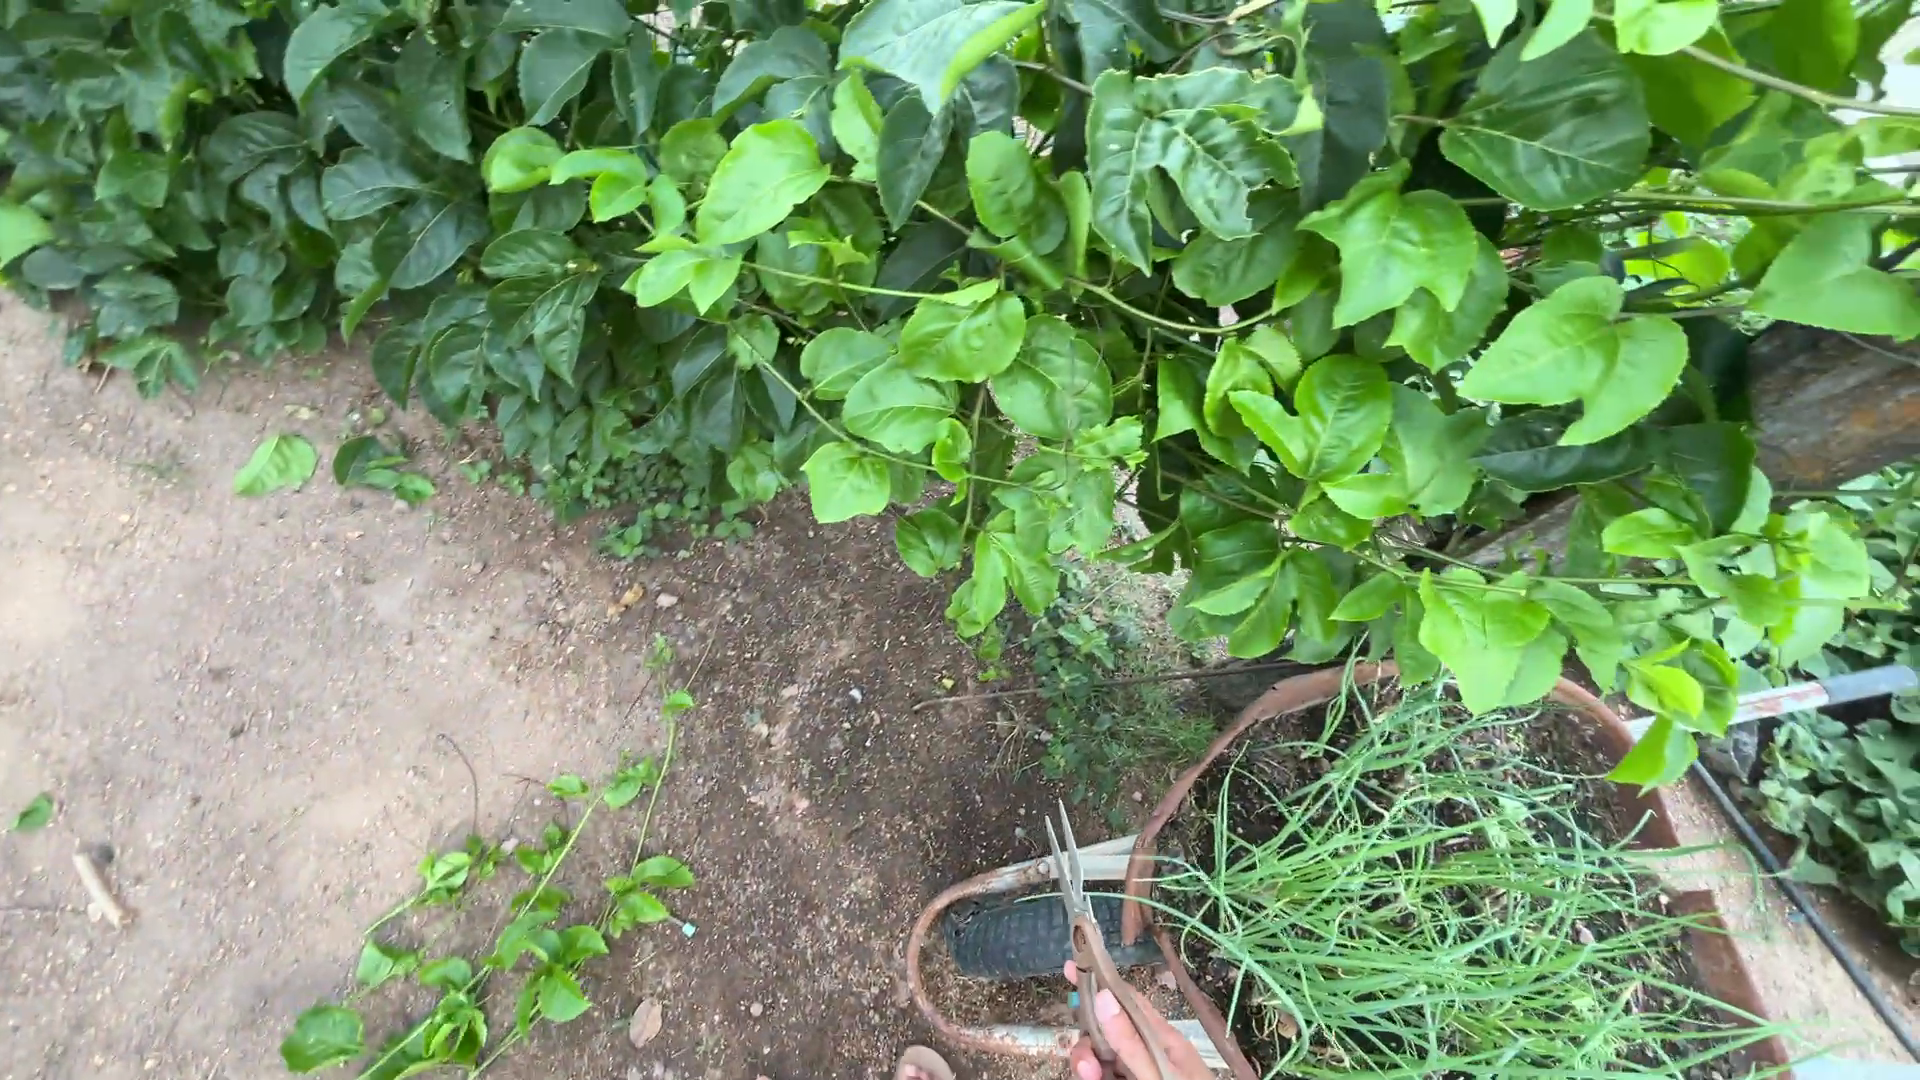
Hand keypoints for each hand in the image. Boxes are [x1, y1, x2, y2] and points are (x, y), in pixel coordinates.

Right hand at [1063, 963, 1211, 1079]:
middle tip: (1086, 1067)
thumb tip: (1102, 995)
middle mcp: (1148, 1054)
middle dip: (1088, 1043)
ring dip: (1086, 1065)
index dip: (1099, 981)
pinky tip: (1089, 1079)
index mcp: (1164, 1040)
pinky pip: (1103, 1077)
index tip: (1071, 968)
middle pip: (1106, 1032)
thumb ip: (1131, 1043)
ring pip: (1099, 1059)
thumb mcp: (1160, 1077)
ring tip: (1088, 1077)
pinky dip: (1091, 1077)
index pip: (1128, 999)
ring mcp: (1137, 1075)